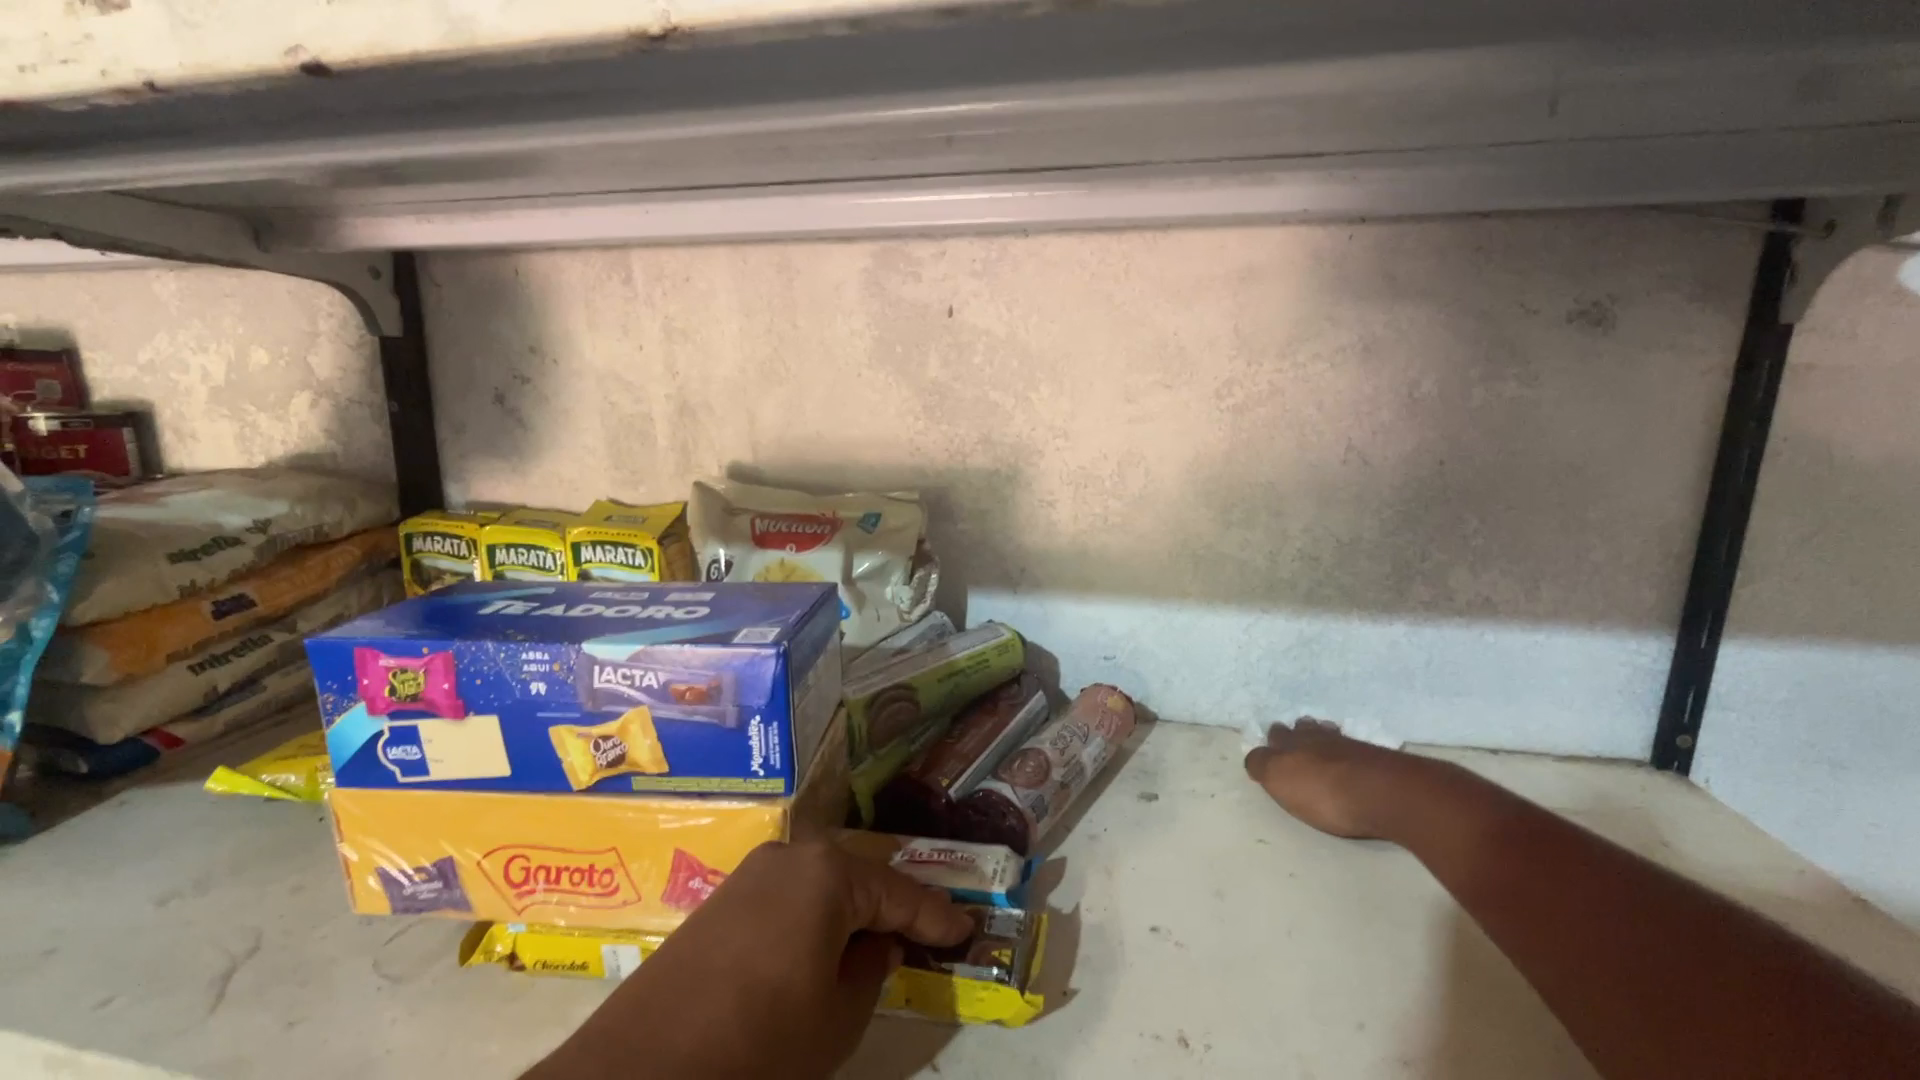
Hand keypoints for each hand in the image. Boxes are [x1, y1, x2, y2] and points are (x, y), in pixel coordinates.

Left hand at [524, 840, 972, 1079]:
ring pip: (821, 885)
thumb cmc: (763, 1038)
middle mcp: (791, 855)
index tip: (966, 930)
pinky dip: (815, 918)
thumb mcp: (838, 1015)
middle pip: (859, 879)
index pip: (900, 894)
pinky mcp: (722, 900)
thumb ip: (870, 970)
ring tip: (879, 942)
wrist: (647, 1065)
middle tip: (927, 934)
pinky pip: (788, 898)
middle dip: (892, 908)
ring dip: (851, 913)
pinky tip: (825, 945)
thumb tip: (875, 945)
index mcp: (828, 872)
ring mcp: (751, 874)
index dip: (937, 918)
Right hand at [1243, 718, 1427, 839]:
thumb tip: (1255, 757)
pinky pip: (1351, 745)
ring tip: (1320, 739)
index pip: (1274, 737)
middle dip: (1295, 732)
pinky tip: (1348, 753)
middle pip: (1301, 729)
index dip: (1270, 743)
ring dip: (1321, 735)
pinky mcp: (1375, 757)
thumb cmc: (1323, 793)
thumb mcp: (1279, 781)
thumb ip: (1262, 766)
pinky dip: (1345, 748)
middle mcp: (1316, 738)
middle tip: (1294, 737)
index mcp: (1290, 744)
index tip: (1270, 749)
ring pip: (1328, 733)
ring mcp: (1348, 745)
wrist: (1383, 793)